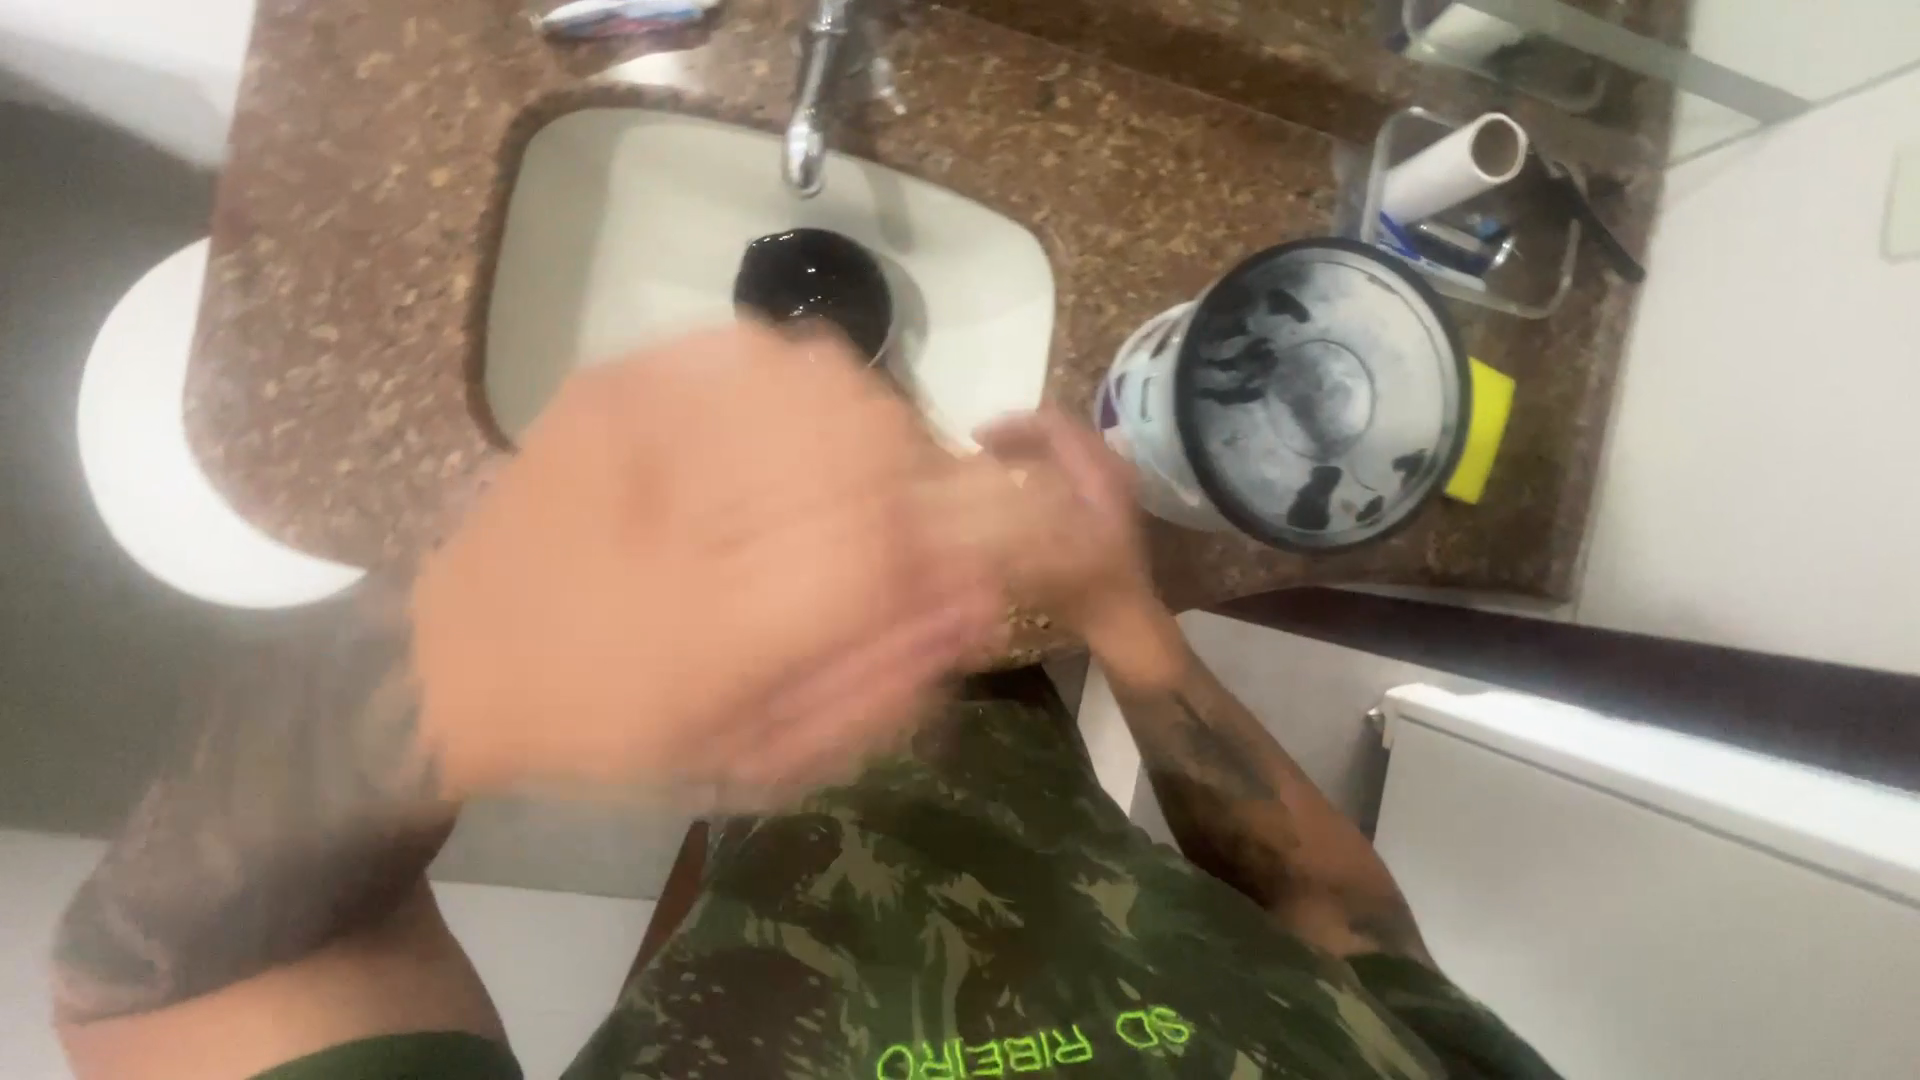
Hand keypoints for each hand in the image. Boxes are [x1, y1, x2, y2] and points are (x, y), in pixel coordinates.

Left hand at [410, 325, 1003, 806]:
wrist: (457, 661)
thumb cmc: (619, 728)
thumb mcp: (757, 751)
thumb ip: (878, 682)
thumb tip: (980, 600)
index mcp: (713, 630)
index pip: (887, 549)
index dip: (968, 530)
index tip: (1005, 530)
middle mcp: (680, 510)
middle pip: (867, 445)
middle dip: (924, 475)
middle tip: (922, 510)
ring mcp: (641, 425)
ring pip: (822, 382)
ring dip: (872, 426)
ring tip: (858, 472)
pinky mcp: (616, 381)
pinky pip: (756, 351)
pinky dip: (808, 385)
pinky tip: (797, 431)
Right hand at [973, 410, 1187, 689]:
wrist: (1122, 622)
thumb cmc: (1082, 587)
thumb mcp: (1038, 546)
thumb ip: (1007, 506)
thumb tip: (970, 482)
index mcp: (1099, 472)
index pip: (1054, 424)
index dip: (1012, 425)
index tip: (975, 439)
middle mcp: (1110, 471)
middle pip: (1059, 434)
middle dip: (1016, 438)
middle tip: (979, 452)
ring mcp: (1110, 490)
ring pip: (1063, 455)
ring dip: (1025, 456)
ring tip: (990, 468)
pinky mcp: (1105, 509)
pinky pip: (1067, 474)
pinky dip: (1037, 475)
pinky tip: (1013, 494)